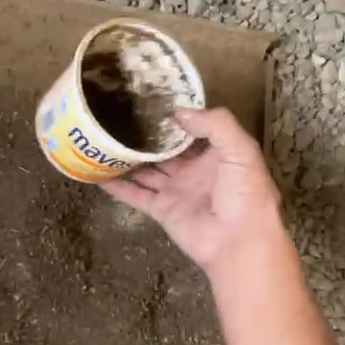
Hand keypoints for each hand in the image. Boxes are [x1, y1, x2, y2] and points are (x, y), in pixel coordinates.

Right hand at [100, 107, 286, 274]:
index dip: (176, 118)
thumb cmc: (246, 193)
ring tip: (105, 142)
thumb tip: (177, 112)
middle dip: (147, 137)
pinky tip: (98, 175)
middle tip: (121, 118)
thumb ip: (215, 124)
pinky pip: (135, 195)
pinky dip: (117, 187)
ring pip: (147, 171)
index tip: (152, 103)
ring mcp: (176, 190)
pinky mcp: (161, 209)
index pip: (194, 130)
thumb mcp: (241, 149)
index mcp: (217, 153)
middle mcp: (195, 170)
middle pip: (166, 150)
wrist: (238, 241)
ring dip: (129, 159)